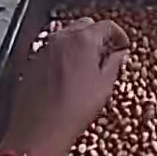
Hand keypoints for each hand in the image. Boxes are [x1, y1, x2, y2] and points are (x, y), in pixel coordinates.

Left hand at [2, 18, 129, 155]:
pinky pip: (54, 48)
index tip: (123, 46)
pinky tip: (70, 72)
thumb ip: (115, 62)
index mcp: (84, 40)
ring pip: (68, 35)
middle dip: (99, 36)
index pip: (107, 25)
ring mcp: (45, 48)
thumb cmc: (75, 108)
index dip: (119, 35)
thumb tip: (119, 53)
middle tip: (108, 53)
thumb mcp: (104, 85)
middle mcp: (62, 38)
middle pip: (86, 25)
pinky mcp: (33, 61)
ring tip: (89, 63)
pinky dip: (65, 52)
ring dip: (81, 43)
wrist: (39, 130)